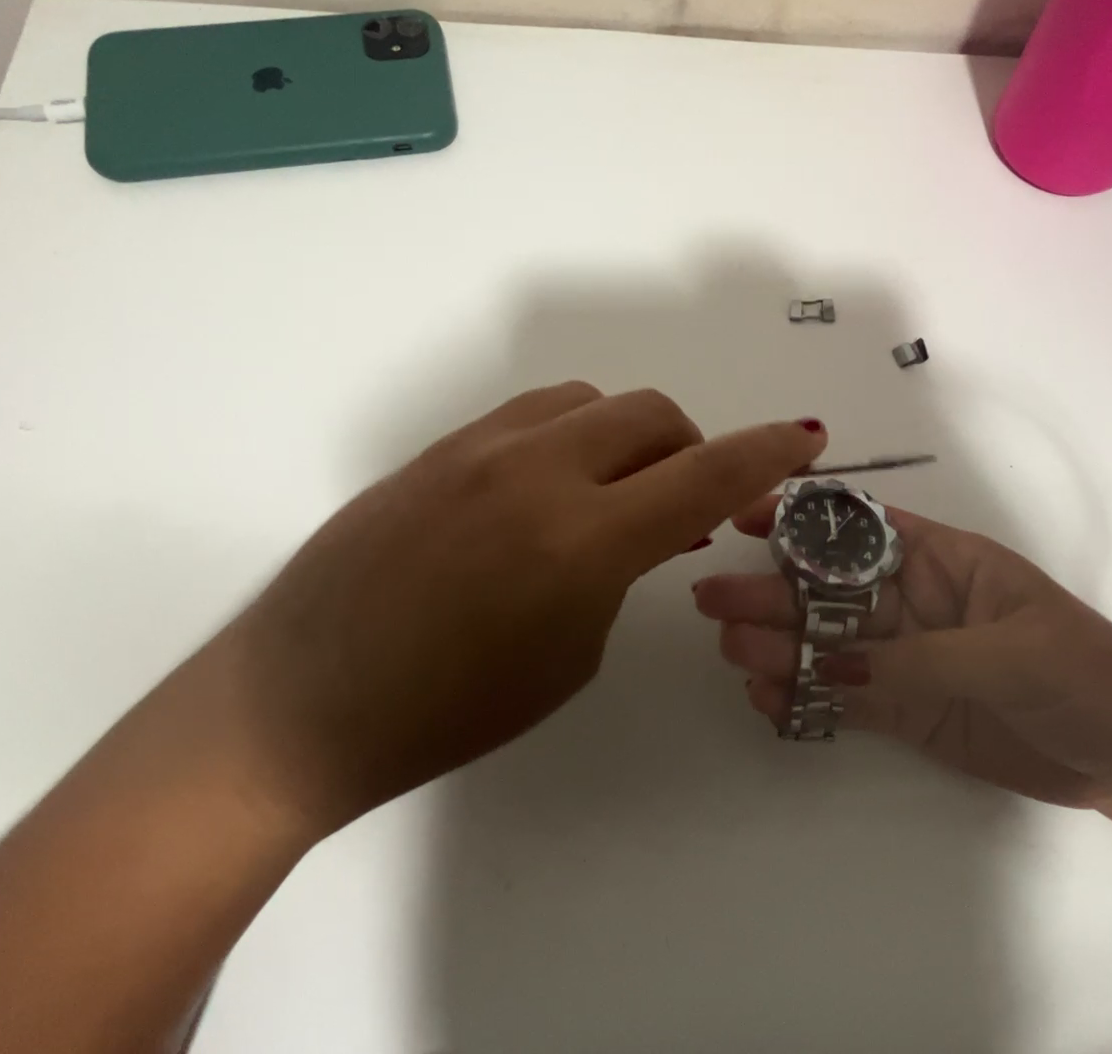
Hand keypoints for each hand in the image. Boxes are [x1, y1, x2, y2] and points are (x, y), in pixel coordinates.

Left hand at [188, 384, 826, 832]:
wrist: (308, 700)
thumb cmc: (451, 710)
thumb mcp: (569, 652)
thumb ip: (619, 572)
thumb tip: (647, 523)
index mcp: (581, 539)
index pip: (705, 474)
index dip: (766, 454)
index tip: (803, 440)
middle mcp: (535, 471)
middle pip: (649, 416)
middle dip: (688, 450)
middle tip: (684, 504)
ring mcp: (477, 450)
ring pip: (587, 403)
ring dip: (625, 439)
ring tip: (614, 496)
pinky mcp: (434, 450)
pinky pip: (527, 418)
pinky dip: (567, 440)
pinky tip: (549, 492)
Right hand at [694, 499, 1111, 807]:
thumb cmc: (1087, 678)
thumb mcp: (1011, 655)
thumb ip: (919, 659)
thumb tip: (831, 666)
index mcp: (944, 562)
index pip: (861, 529)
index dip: (803, 521)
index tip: (746, 519)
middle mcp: (913, 603)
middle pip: (829, 591)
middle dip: (772, 592)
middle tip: (713, 601)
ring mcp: (905, 657)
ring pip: (826, 644)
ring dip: (778, 646)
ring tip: (732, 653)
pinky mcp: (903, 708)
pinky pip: (842, 697)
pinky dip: (804, 697)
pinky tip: (765, 700)